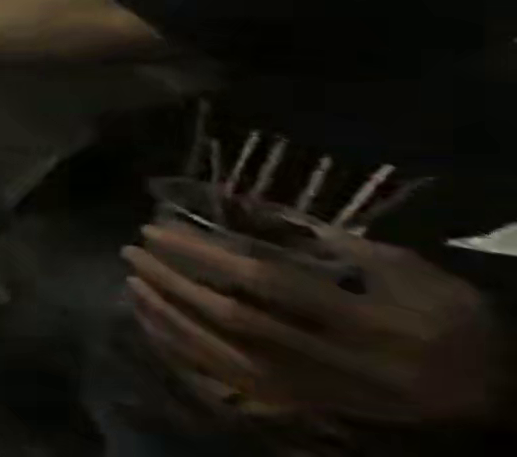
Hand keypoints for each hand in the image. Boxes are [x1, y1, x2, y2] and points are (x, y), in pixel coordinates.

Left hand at [122, 223, 508, 423]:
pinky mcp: (316, 406)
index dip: (199, 252)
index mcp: (366, 317)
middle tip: (131, 251)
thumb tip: (232, 203)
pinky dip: (187, 351)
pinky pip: (236, 383)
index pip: (261, 280)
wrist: (501, 384)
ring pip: (228, 357)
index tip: (153, 229)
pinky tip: (153, 322)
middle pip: (236, 320)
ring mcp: (329, 391)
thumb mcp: (391, 263)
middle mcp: (345, 361)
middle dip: (173, 283)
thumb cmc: (439, 308)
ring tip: (130, 282)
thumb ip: (312, 235)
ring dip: (169, 317)